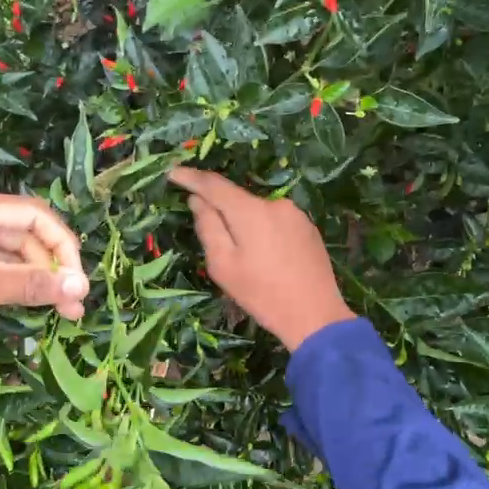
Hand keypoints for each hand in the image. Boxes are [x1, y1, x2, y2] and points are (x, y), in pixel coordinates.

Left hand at [0, 190, 88, 342]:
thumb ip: (29, 284)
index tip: (79, 283)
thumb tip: (80, 287)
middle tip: (72, 308)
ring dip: (33, 280)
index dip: (64, 247)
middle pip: (24, 235)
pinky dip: (9, 284)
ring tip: (57, 313)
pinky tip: (24, 306)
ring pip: (7, 254)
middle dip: (52, 269)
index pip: (37, 216)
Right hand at [168, 166, 353, 352]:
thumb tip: (198, 200)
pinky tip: (267, 259)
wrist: (315, 316)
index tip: (172, 173)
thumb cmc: (262, 294)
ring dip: (243, 225)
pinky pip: (274, 221)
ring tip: (247, 260)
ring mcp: (295, 214)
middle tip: (213, 243)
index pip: (213, 184)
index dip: (191, 178)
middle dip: (220, 212)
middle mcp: (274, 203)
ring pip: (256, 212)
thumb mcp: (223, 266)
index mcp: (250, 211)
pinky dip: (262, 232)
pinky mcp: (307, 227)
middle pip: (236, 199)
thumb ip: (208, 227)